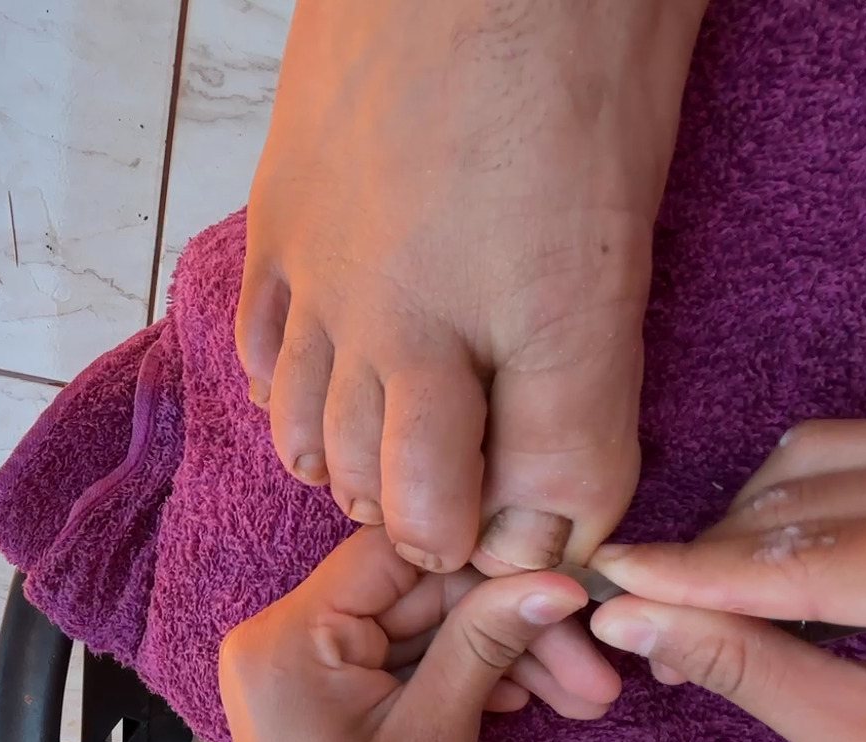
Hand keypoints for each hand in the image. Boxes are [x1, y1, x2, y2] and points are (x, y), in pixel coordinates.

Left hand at [200, 527, 592, 741]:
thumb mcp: (435, 737)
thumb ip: (488, 642)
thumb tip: (556, 580)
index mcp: (288, 638)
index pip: (394, 553)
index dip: (484, 564)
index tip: (561, 589)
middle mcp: (278, 634)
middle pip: (411, 595)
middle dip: (503, 626)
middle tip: (592, 670)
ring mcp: (296, 661)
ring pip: (413, 628)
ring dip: (491, 654)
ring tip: (577, 696)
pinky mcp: (319, 686)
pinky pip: (395, 657)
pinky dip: (453, 673)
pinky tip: (518, 696)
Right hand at [237, 0, 708, 574]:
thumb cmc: (577, 67)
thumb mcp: (608, 266)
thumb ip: (573, 419)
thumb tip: (542, 533)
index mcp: (453, 347)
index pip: (444, 513)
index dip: (478, 549)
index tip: (507, 544)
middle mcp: (362, 327)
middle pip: (361, 478)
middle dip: (408, 519)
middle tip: (445, 517)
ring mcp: (308, 272)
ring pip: (299, 424)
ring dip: (341, 468)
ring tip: (379, 471)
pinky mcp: (277, 221)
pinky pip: (257, 345)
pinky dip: (281, 393)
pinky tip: (308, 392)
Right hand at [586, 422, 865, 741]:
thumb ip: (761, 677)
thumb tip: (633, 617)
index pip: (845, 554)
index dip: (707, 570)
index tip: (609, 579)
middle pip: (838, 496)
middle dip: (721, 561)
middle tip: (651, 623)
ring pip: (851, 459)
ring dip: (757, 529)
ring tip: (718, 603)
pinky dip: (813, 508)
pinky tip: (789, 569)